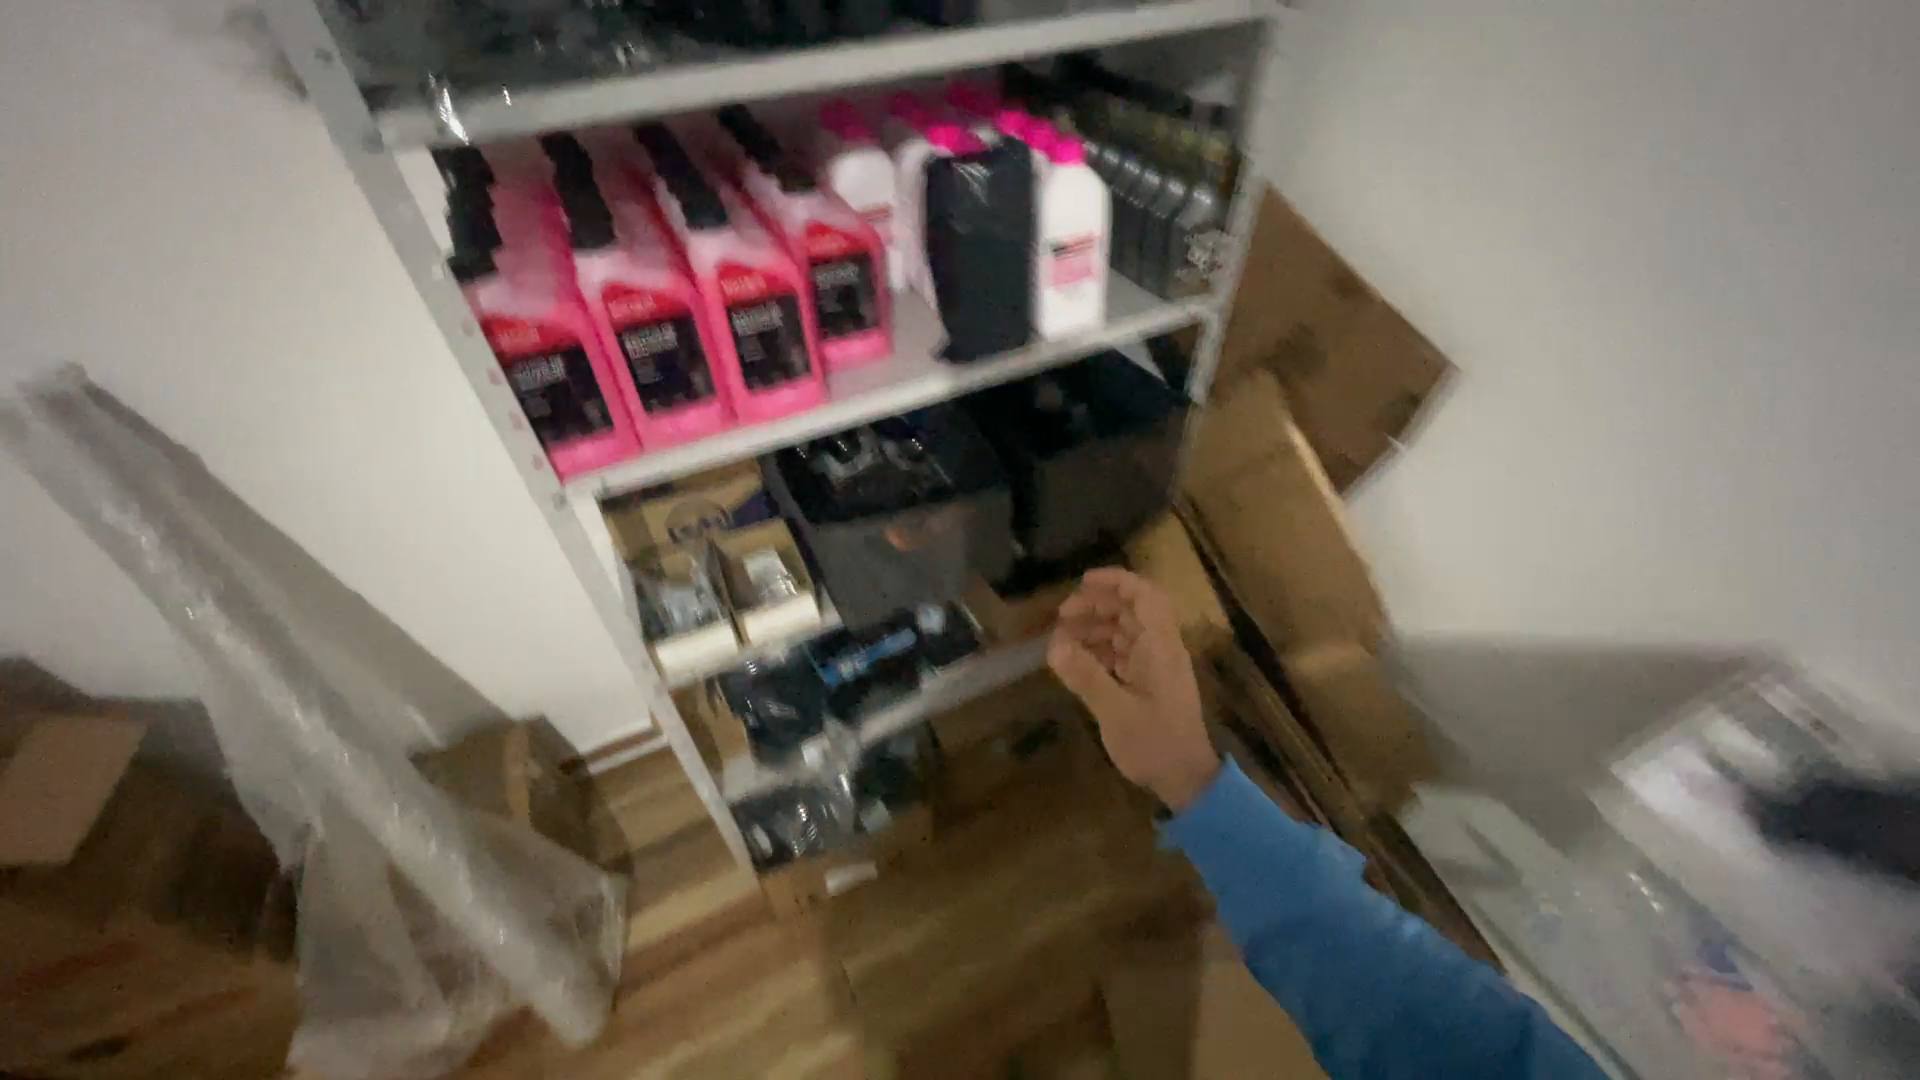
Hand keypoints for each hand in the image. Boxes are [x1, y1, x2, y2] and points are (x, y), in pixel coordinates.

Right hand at [1048, 567, 1219, 810]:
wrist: (1186, 780)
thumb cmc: (1155, 743)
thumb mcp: (1114, 711)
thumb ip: (1085, 676)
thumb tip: (1054, 646)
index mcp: (1159, 647)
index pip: (1143, 596)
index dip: (1114, 581)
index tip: (1081, 583)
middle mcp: (1161, 649)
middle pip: (1131, 610)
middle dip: (1096, 606)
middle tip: (1062, 617)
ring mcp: (1157, 667)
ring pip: (1125, 632)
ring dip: (1095, 629)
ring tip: (1062, 640)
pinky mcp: (1150, 684)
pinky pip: (1124, 654)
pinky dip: (1100, 651)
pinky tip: (1077, 662)